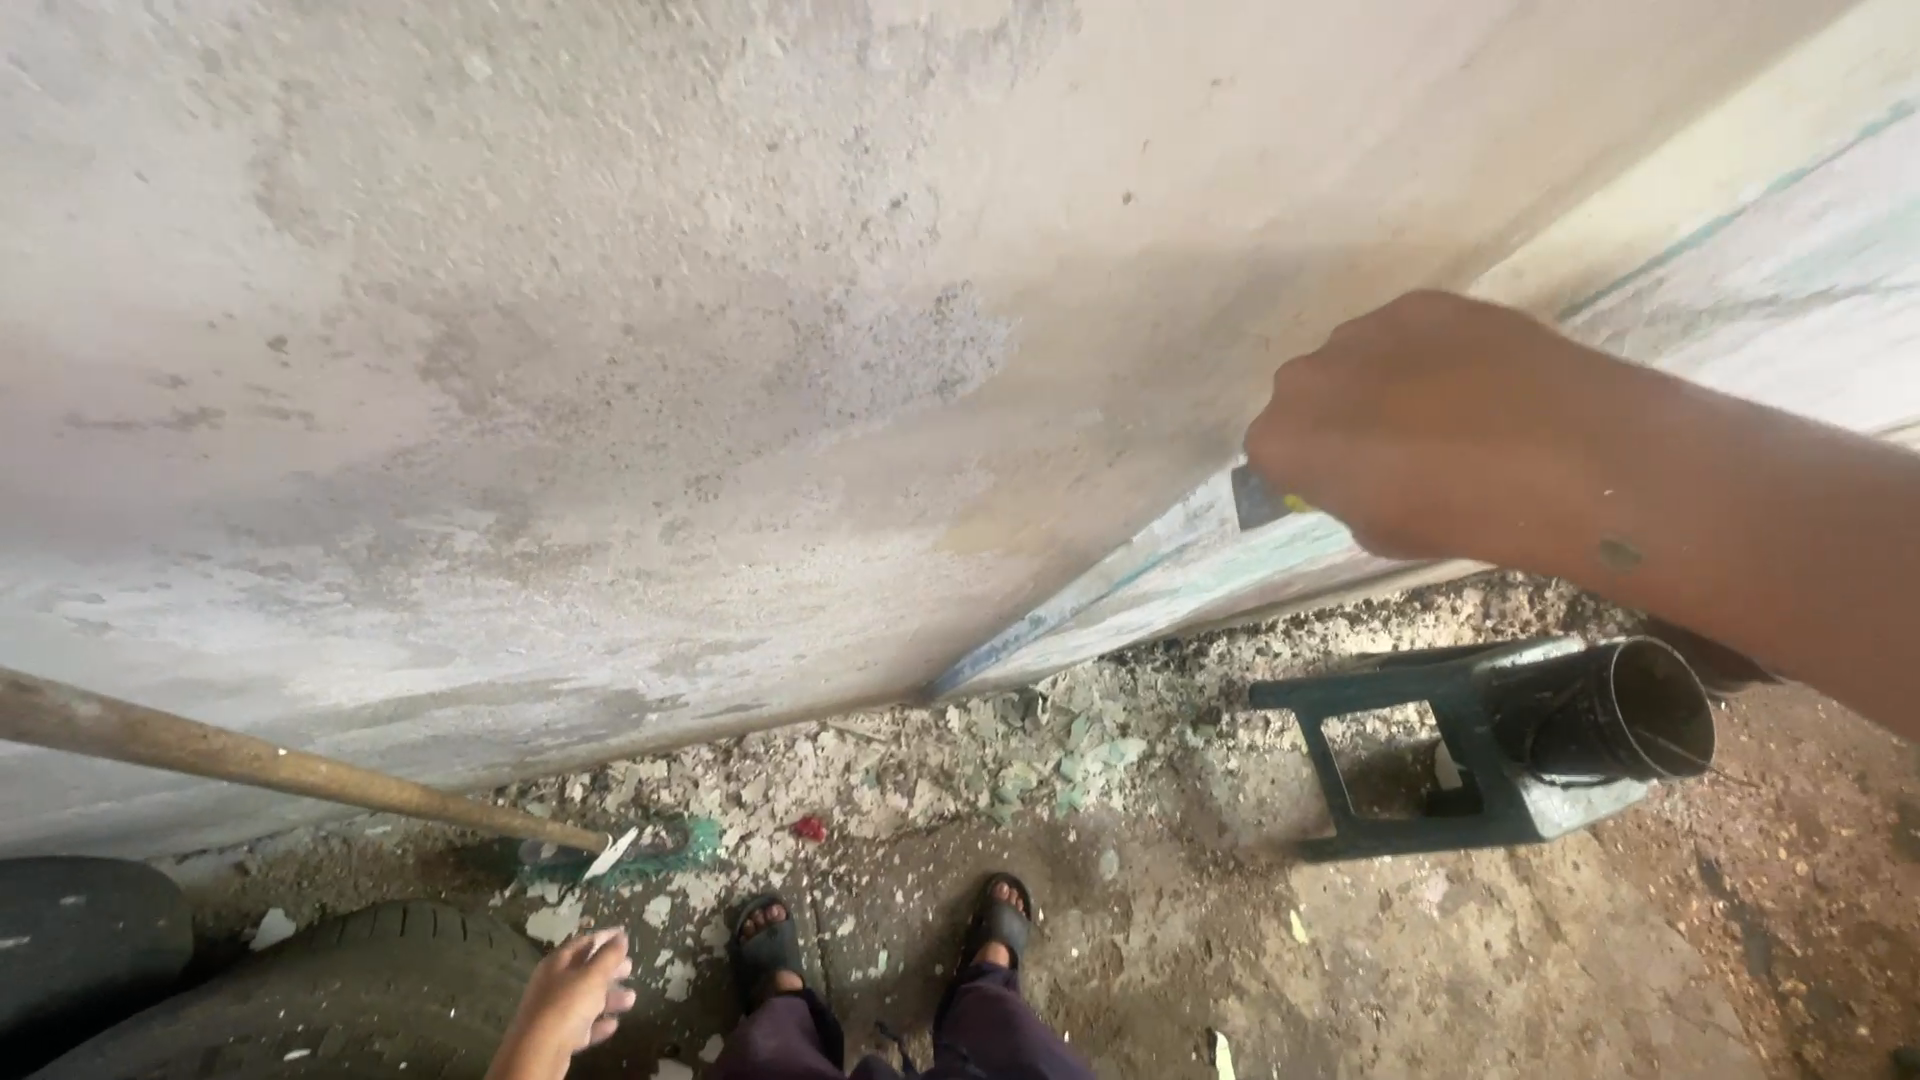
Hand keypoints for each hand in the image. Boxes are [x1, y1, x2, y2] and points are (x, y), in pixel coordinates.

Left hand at [487, 928, 636, 1079]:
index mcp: (557, 964)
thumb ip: (609, 955)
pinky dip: (598, 1023)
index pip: (584, 942)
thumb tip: (620, 936)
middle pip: (585, 971)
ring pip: (586, 999)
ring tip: (630, 1000)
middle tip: (630, 967)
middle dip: (610, 969)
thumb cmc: (566, 1006)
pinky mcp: (557, 1036)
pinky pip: (582, 1025)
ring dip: (609, 998)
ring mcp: (553, 1012)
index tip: (625, 934)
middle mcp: (553, 985)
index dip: (605, 937)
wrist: (537, 1056)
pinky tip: (613, 1024)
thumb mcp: (593, 975)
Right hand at [1243, 290, 1639, 564]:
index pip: (1272, 451)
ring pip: (1352, 358)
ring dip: (1376, 379)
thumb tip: (1359, 470)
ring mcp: (1363, 332)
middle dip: (1335, 416)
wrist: (1570, 458)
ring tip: (1441, 407)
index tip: (1345, 480)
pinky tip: (1472, 378)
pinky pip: (1403, 331)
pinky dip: (1424, 351)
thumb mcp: (1376, 530)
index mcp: (1280, 440)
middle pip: (1305, 397)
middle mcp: (1303, 378)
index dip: (1308, 467)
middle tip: (1390, 443)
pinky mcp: (1421, 303)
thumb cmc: (1458, 514)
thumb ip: (1342, 492)